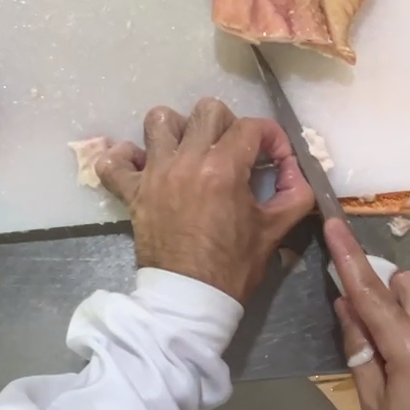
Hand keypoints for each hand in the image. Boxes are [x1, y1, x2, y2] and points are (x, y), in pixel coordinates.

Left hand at [96, 98, 314, 302]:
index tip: (275, 159)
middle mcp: (187, 161)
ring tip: (189, 151)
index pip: (252, 127)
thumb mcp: (275, 229)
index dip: (271, 137)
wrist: (190, 300)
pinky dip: (124, 156)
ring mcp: (155, 174)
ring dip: (178, 129)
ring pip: (159, 120)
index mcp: (223, 169)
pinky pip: (114, 161)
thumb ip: (295, 193)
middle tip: (235, 152)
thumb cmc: (233, 266)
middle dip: (229, 124)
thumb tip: (295, 169)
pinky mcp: (132, 192)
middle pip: (207, 110)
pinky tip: (142, 164)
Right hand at [325, 218, 409, 409]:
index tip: (335, 223)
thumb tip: (347, 308)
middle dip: (383, 283)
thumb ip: (360, 350)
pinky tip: (406, 362)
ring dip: (400, 305)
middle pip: (409, 281)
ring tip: (383, 345)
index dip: (349, 256)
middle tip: (363, 314)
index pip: (372, 291)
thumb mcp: (373, 405)